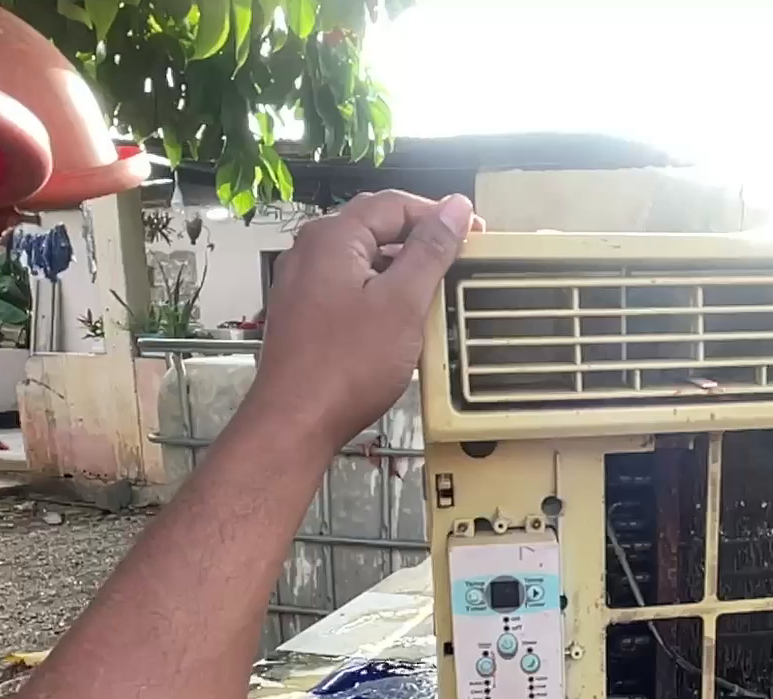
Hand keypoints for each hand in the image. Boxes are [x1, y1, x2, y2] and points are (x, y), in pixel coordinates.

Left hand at [246, 190, 481, 451]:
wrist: (297, 421)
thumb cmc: (347, 366)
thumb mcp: (402, 303)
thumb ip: (430, 251)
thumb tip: (456, 208)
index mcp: (332, 238)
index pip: (393, 204)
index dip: (438, 214)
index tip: (474, 233)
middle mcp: (310, 253)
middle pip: (374, 228)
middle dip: (420, 239)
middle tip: (459, 257)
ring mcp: (302, 285)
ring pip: (362, 260)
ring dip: (401, 268)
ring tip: (435, 288)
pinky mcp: (304, 316)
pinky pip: (349, 289)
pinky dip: (380, 292)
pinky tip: (400, 318)